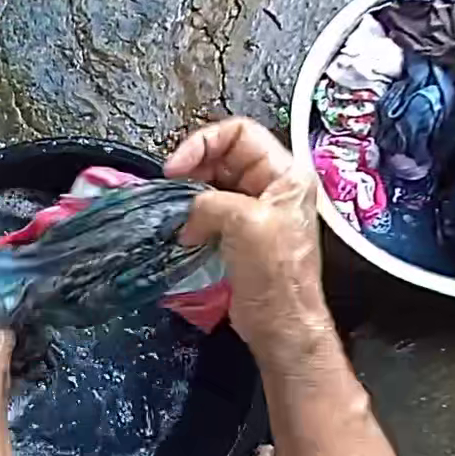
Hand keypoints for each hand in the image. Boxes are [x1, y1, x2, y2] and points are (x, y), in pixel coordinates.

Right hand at [165, 118, 336, 372]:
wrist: (278, 322)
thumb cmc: (273, 272)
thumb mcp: (244, 222)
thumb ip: (210, 202)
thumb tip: (188, 215)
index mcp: (285, 173)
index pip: (239, 132)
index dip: (203, 143)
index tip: (176, 168)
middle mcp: (270, 186)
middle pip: (222, 156)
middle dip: (192, 169)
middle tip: (170, 189)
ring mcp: (252, 211)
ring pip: (210, 185)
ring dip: (188, 196)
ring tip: (175, 215)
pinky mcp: (236, 234)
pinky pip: (206, 212)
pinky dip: (189, 217)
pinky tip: (181, 231)